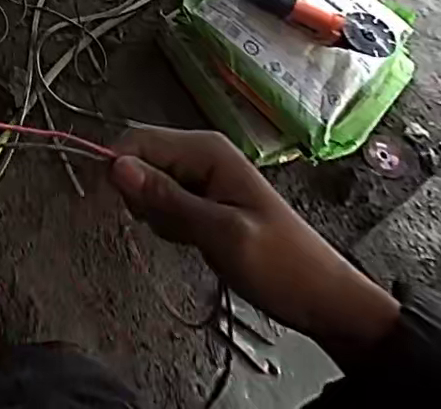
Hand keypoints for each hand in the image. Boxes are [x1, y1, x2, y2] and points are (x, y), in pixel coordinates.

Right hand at [109, 127, 399, 364]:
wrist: (325, 301)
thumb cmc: (279, 265)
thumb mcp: (221, 234)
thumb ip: (167, 198)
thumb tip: (115, 166)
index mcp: (205, 149)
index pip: (139, 139)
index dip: (119, 165)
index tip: (124, 206)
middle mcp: (199, 152)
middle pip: (141, 158)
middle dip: (141, 193)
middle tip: (169, 227)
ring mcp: (201, 173)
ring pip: (149, 180)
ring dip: (155, 210)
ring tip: (187, 236)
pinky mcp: (201, 195)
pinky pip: (164, 198)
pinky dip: (166, 219)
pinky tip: (189, 238)